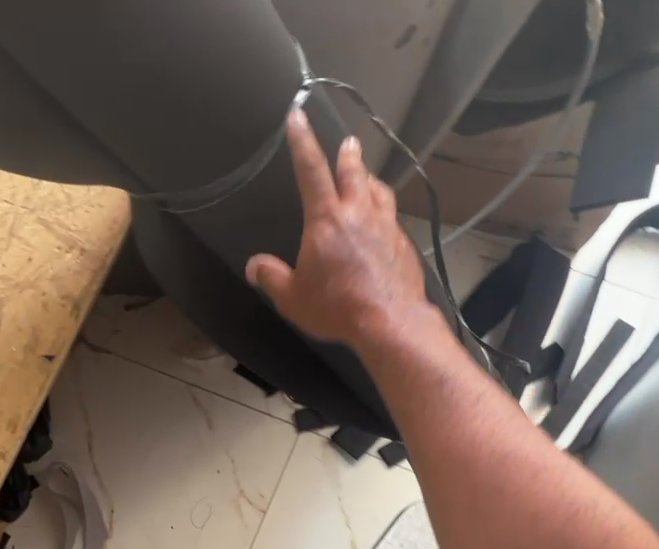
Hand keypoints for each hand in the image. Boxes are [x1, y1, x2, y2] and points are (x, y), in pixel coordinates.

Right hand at [245, 111, 436, 351]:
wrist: (389, 321)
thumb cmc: (335, 307)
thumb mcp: (292, 298)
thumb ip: (272, 278)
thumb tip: (254, 266)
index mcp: (326, 220)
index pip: (311, 171)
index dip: (302, 142)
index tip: (298, 116)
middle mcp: (359, 213)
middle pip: (353, 172)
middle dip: (347, 155)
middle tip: (348, 142)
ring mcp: (386, 227)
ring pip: (379, 191)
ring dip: (371, 180)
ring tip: (368, 178)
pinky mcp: (403, 245)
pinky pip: (392, 220)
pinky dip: (385, 214)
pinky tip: (384, 224)